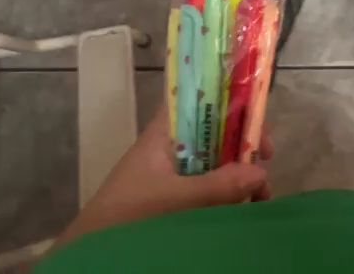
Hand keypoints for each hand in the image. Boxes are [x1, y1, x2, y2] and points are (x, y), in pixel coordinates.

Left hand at [56, 115, 271, 245]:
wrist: (86, 260)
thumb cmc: (125, 218)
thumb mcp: (174, 201)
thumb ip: (217, 186)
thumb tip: (262, 172)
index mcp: (166, 130)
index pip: (202, 96)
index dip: (233, 98)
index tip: (258, 118)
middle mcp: (172, 144)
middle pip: (216, 128)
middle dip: (244, 142)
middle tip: (267, 162)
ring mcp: (172, 171)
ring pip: (215, 159)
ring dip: (239, 172)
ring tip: (260, 197)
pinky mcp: (172, 197)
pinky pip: (208, 185)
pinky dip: (227, 192)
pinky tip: (242, 209)